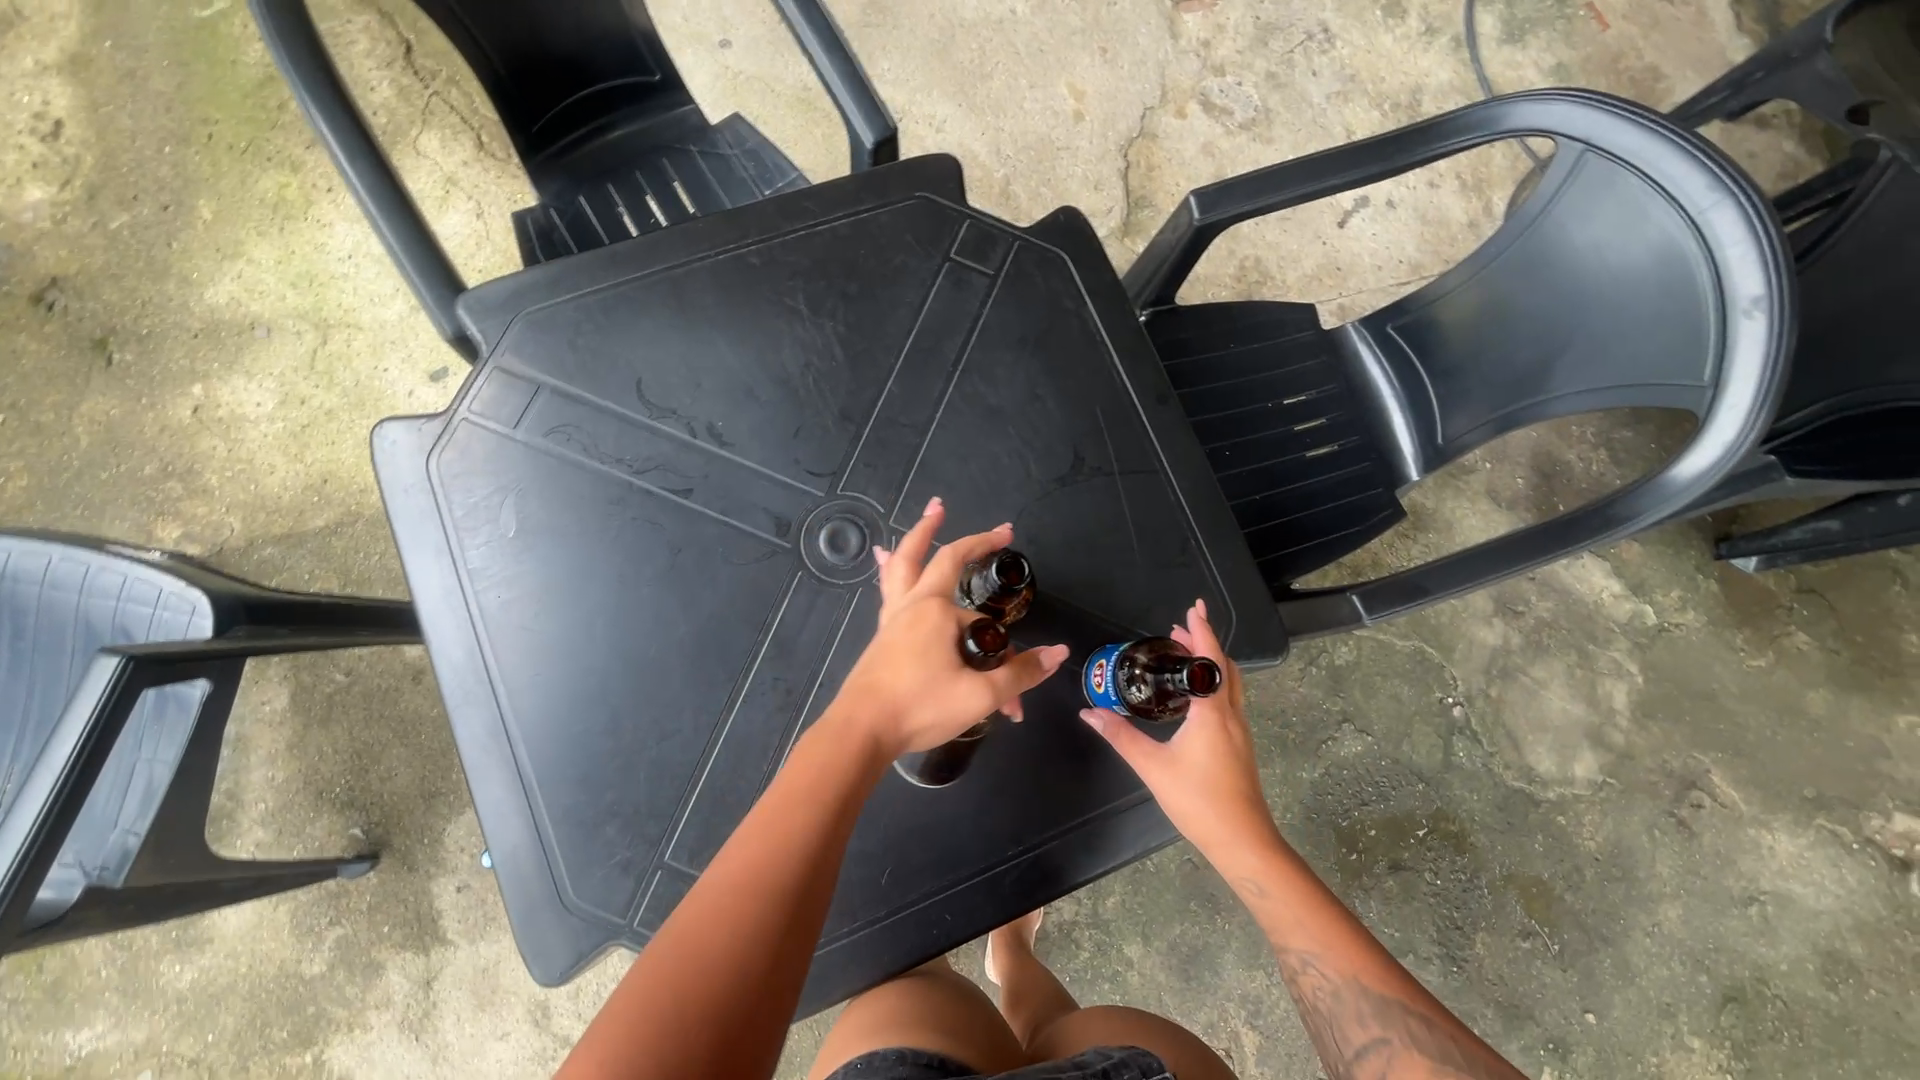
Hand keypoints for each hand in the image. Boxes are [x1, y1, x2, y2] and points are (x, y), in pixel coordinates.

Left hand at [832, 496, 1069, 757]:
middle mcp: (909, 607)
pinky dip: (892, 577)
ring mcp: (890, 624)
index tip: (1008, 541)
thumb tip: (1058, 653)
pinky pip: (888, 596)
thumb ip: (1019, 673)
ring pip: (896, 573)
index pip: (969, 585)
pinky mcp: (881, 643)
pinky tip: (892, 583)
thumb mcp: (980, 695)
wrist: (862, 732)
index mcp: (933, 609)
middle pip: (918, 556)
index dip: (987, 556)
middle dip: (932, 529)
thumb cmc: (920, 707)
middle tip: (939, 506)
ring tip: (902, 532)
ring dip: (907, 547)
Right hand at [1078, 599, 1279, 862]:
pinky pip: (1229, 700)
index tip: (1193, 608)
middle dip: (1205, 643)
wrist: (1241, 839)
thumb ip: (1120, 736)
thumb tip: (1089, 713)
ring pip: (1231, 684)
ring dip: (1212, 663)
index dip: (1202, 631)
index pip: (1209, 659)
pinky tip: (1195, 697)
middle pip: (1224, 667)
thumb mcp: (1152, 766)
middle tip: (1180, 629)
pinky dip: (1214, 683)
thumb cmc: (1197, 800)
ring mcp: (1240, 731)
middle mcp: (1231, 715)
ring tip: (1187, 655)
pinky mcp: (1240, 746)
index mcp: (1212, 712)